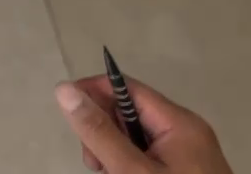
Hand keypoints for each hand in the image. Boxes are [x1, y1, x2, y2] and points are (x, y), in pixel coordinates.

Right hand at [54, 76, 233, 173]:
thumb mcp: (133, 172)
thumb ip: (99, 131)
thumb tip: (63, 88)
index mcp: (180, 123)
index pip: (123, 86)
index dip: (91, 93)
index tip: (71, 118)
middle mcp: (186, 132)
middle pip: (126, 111)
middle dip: (102, 132)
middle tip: (94, 163)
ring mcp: (188, 155)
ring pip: (133, 136)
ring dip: (112, 152)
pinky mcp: (186, 172)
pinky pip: (146, 155)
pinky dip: (128, 164)